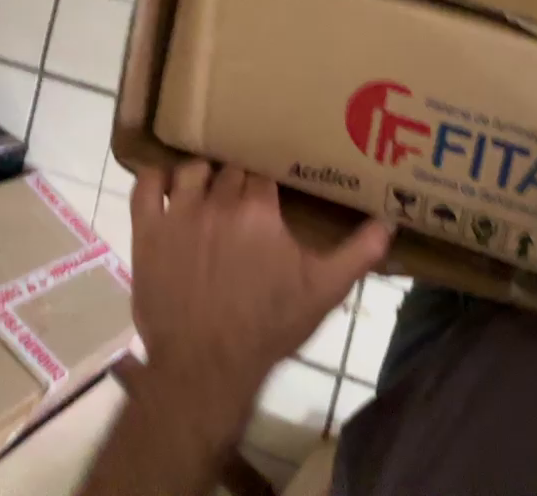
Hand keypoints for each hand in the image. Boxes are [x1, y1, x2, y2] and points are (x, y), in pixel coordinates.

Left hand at [129, 161, 392, 390]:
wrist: (206, 368)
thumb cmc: (268, 326)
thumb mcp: (324, 291)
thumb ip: (360, 253)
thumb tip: (391, 222)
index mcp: (261, 208)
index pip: (264, 169)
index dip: (270, 172)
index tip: (275, 179)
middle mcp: (220, 201)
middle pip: (231, 168)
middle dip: (240, 173)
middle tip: (248, 185)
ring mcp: (180, 215)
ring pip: (192, 170)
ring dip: (203, 173)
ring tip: (211, 183)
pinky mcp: (148, 233)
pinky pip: (145, 188)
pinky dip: (155, 178)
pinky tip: (167, 182)